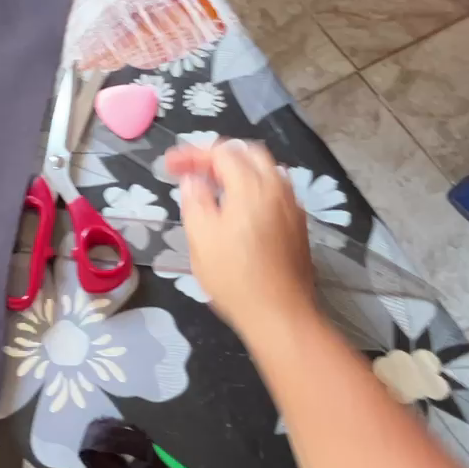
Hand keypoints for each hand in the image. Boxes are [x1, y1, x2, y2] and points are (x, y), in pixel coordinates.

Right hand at [164, 139, 316, 328]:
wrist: (280, 314)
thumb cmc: (234, 277)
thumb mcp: (200, 237)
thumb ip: (195, 200)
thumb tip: (193, 180)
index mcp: (251, 187)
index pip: (222, 153)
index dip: (192, 154)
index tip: (171, 166)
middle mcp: (276, 189)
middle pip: (249, 153)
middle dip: (218, 156)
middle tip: (194, 171)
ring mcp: (291, 207)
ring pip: (265, 171)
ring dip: (238, 170)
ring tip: (214, 187)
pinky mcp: (297, 225)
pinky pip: (275, 191)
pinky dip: (253, 187)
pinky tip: (238, 209)